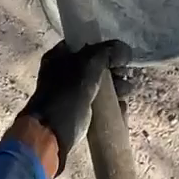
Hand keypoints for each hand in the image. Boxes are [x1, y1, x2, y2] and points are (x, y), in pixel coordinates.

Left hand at [17, 40, 128, 174]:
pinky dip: (112, 102)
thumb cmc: (66, 95)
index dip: (105, 47)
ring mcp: (72, 94)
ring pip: (100, 85)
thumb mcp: (87, 66)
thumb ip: (107, 53)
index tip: (121, 55)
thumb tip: (125, 50)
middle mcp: (64, 73)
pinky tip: (122, 104)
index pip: (86, 44)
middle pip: (97, 65)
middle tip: (126, 74)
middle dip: (114, 69)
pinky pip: (101, 103)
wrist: (51, 134)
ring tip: (127, 91)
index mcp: (59, 56)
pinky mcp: (81, 112)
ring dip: (117, 86)